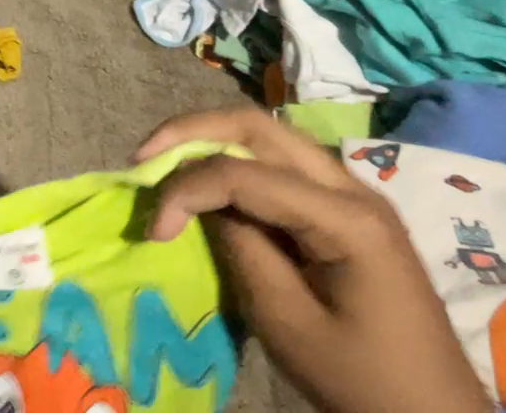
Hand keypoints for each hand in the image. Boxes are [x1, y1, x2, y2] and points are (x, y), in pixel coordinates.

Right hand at [136, 108, 487, 412]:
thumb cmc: (361, 379)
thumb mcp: (287, 321)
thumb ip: (239, 247)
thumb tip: (200, 202)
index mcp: (346, 218)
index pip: (242, 171)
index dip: (184, 189)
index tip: (153, 231)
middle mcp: (351, 187)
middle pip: (255, 126)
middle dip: (190, 133)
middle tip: (144, 158)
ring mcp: (353, 193)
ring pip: (266, 135)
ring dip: (210, 141)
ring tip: (167, 166)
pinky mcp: (346, 209)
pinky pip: (280, 162)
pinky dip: (233, 162)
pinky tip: (209, 184)